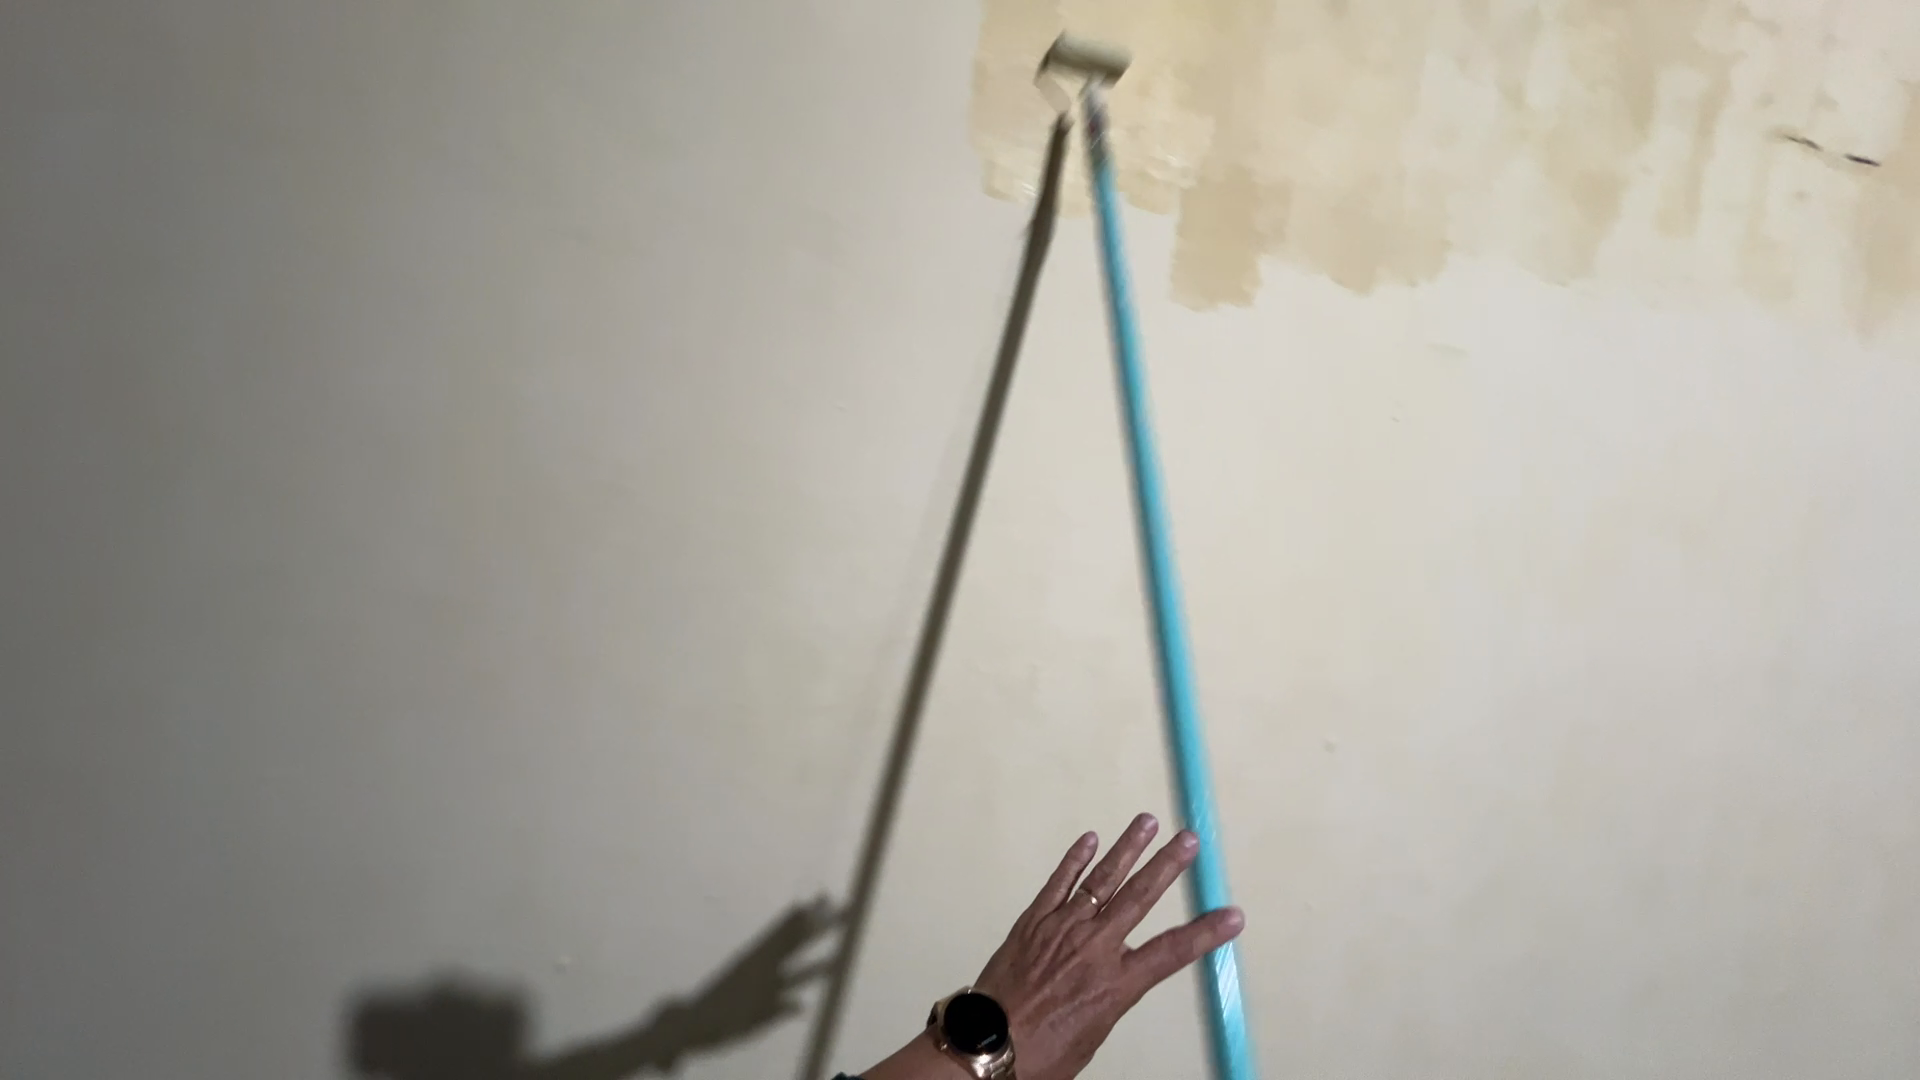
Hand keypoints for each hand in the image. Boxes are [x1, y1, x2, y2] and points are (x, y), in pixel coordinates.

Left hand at [971, 814, 1243, 1079]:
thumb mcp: (1095, 1029)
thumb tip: (1120, 968)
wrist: (992, 1044)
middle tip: (1187, 839)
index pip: (1172, 951)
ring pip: (1101, 879)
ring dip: (1126, 848)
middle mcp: (1095, 947)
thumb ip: (1111, 990)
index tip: (1233, 913)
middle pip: (1139, 898)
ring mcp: (1063, 926)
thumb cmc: (1046, 1051)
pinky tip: (1089, 839)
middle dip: (1166, 866)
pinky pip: (1059, 882)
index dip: (1205, 932)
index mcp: (1116, 983)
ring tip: (1146, 821)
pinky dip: (1075, 859)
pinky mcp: (1035, 918)